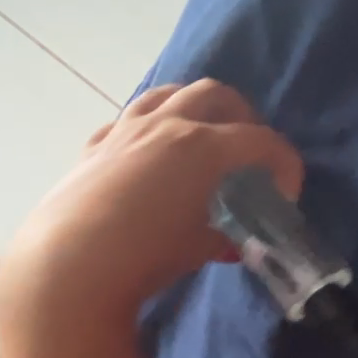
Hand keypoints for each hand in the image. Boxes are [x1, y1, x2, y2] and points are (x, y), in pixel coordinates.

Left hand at [0, 80, 303, 324]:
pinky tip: (153, 157)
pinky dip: (152, 128)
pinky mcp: (96, 145)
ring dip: (195, 108)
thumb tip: (235, 241)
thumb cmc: (148, 255)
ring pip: (168, 93)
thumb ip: (225, 235)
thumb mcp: (200, 247)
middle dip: (244, 119)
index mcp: (203, 147)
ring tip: (204, 139)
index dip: (286, 165)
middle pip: (217, 95)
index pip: (262, 141)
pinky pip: (129, 120)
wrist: (70, 264)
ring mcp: (127, 129)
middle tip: (249, 156)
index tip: (287, 195)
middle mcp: (167, 125)